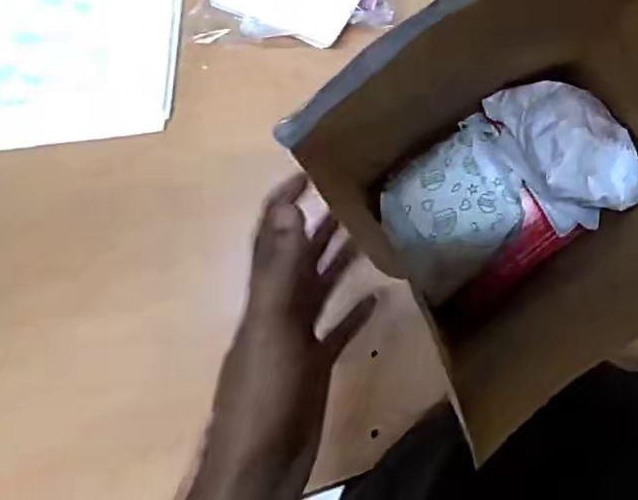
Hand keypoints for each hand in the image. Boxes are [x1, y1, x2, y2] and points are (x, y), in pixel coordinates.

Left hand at [190, 172, 378, 499]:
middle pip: (301, 255)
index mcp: (268, 295)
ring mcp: (298, 338)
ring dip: (340, 258)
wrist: (259, 468)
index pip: (271, 234)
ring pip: (321, 287)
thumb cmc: (265, 392)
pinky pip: (338, 328)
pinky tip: (377, 298)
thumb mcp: (273, 326)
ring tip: (369, 230)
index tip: (308, 169)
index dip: (283, 201)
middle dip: (321, 221)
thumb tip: (288, 209)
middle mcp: (282, 308)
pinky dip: (355, 310)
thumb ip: (280, 270)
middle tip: (354, 189)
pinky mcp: (316, 364)